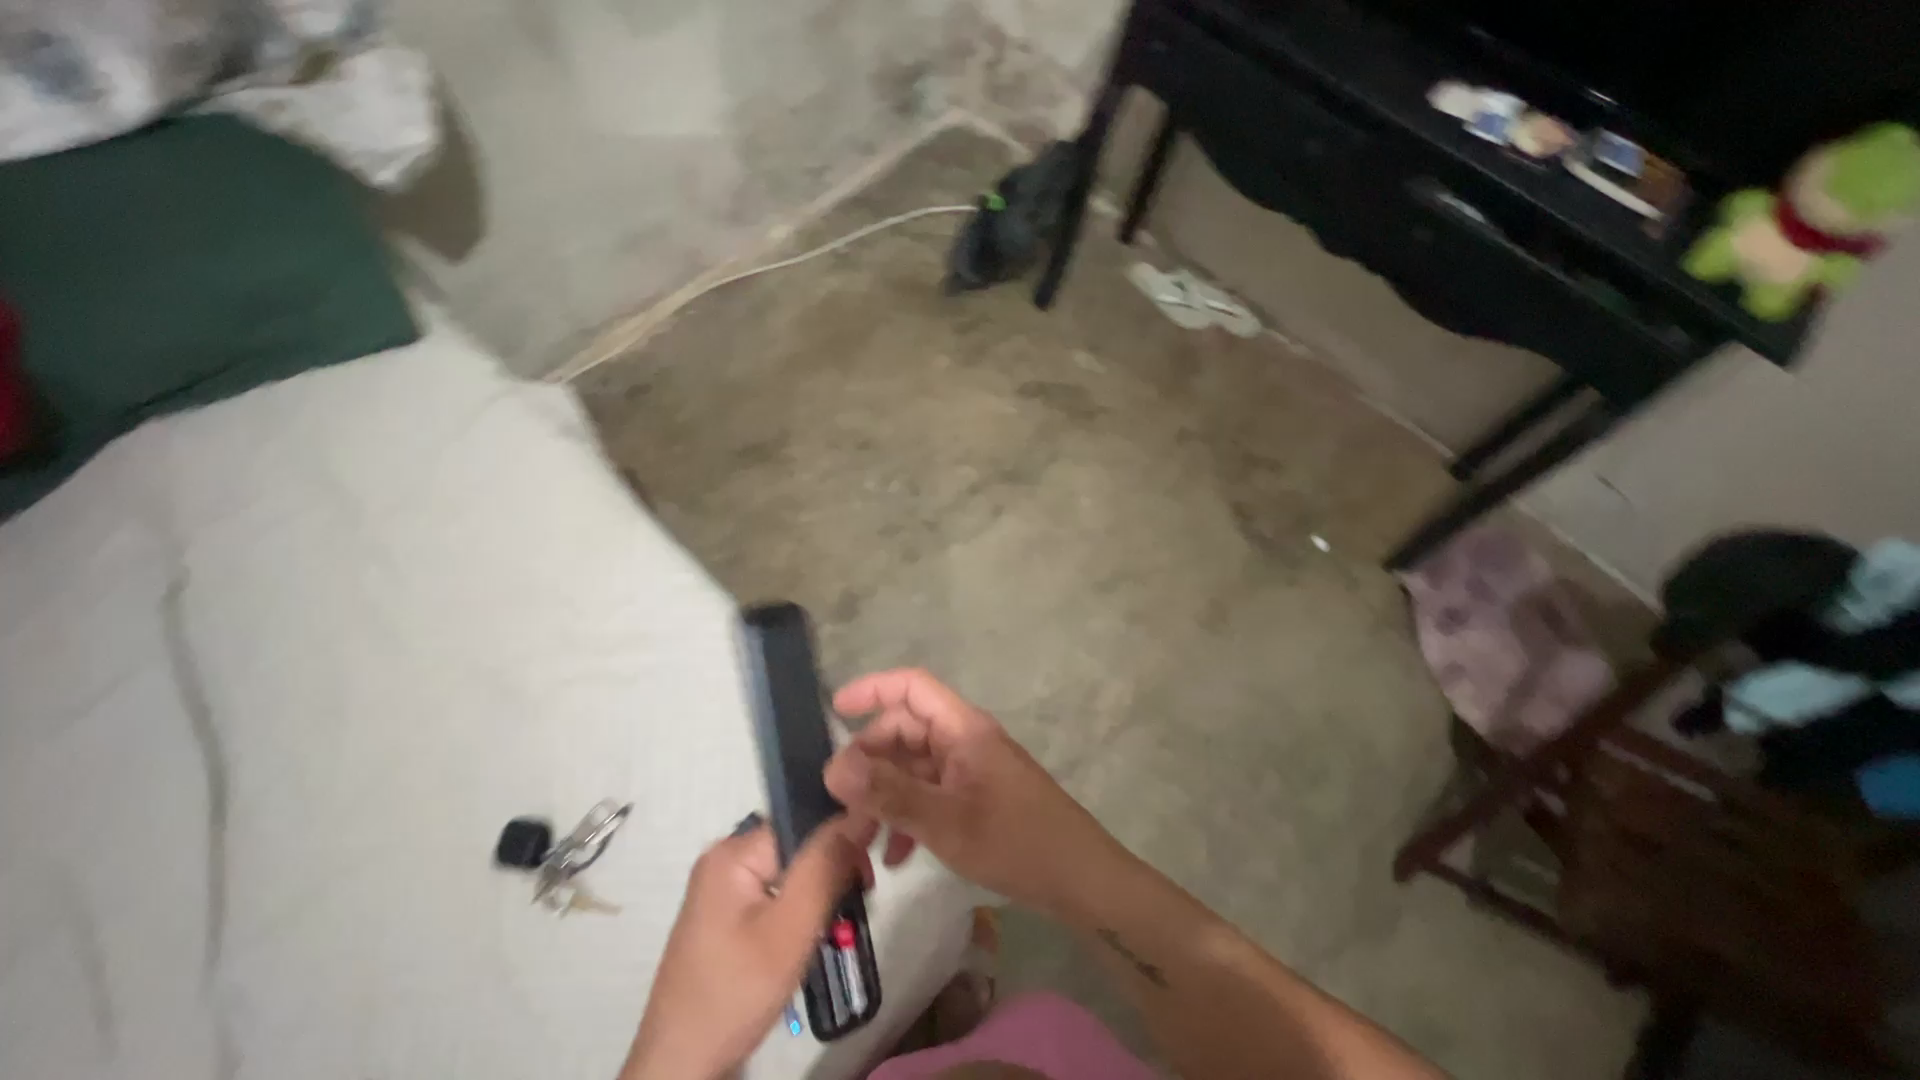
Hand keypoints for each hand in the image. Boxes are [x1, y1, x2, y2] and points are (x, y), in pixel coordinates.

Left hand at [621, 815, 875, 1079]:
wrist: (684, 1064)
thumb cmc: (737, 990)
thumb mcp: (790, 927)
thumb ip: (826, 865)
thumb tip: (862, 809)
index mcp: (732, 852)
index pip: (803, 822)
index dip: (842, 843)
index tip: (868, 879)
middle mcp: (724, 861)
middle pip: (797, 848)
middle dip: (832, 874)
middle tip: (856, 910)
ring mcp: (723, 893)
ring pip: (791, 876)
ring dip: (820, 899)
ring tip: (837, 931)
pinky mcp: (728, 921)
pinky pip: (776, 899)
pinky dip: (801, 915)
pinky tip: (814, 940)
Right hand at [824, 669, 1126, 920]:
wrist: (1081, 880)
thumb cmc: (1016, 842)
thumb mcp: (945, 821)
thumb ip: (889, 794)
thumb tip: (833, 768)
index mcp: (962, 729)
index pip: (911, 687)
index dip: (871, 689)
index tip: (833, 712)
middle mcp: (965, 741)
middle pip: (904, 732)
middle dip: (868, 763)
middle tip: (839, 805)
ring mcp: (971, 771)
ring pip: (913, 768)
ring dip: (883, 797)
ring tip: (859, 840)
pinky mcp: (976, 799)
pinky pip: (929, 795)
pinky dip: (907, 817)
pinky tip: (893, 857)